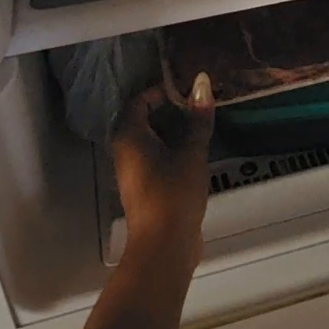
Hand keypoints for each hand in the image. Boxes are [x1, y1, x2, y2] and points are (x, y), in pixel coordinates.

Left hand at [112, 75, 213, 265]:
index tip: (188, 88)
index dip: (162, 90)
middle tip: (200, 102)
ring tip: (202, 122)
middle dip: (171, 109)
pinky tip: (197, 150)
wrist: (164, 247)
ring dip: (175, 130)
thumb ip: (198, 117)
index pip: (140, 101)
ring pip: (153, 141)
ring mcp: (134, 172)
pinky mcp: (146, 189)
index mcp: (129, 136)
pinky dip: (174, 149)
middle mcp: (126, 151)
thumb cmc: (173, 192)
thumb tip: (202, 81)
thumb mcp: (191, 152)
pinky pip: (158, 158)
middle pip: (145, 120)